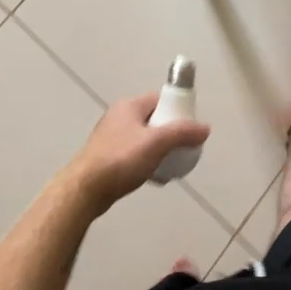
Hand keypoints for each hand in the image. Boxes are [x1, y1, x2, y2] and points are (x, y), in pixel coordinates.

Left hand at [66, 94, 210, 211]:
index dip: (176, 110)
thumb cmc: (121, 160)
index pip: (159, 99)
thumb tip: (205, 128)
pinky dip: (145, 162)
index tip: (188, 128)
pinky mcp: (106, 157)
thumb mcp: (156, 144)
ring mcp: (110, 137)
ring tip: (169, 166)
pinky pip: (133, 154)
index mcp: (129, 106)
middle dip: (168, 134)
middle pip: (152, 119)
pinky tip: (152, 177)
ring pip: (143, 139)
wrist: (85, 190)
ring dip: (157, 150)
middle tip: (181, 150)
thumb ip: (181, 133)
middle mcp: (118, 116)